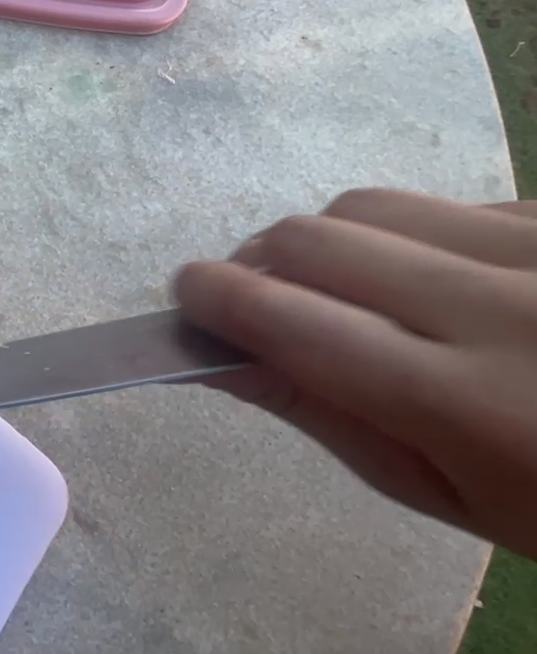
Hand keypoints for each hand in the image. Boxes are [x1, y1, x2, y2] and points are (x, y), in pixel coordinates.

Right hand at [172, 190, 536, 554]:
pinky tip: (462, 283)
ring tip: (371, 286)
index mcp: (469, 405)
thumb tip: (211, 353)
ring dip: (338, 243)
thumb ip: (321, 411)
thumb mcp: (451, 493)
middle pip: (310, 239)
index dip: (209, 295)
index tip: (192, 299)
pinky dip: (424, 238)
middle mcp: (513, 313)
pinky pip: (457, 203)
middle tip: (272, 297)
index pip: (280, 314)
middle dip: (263, 264)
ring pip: (371, 205)